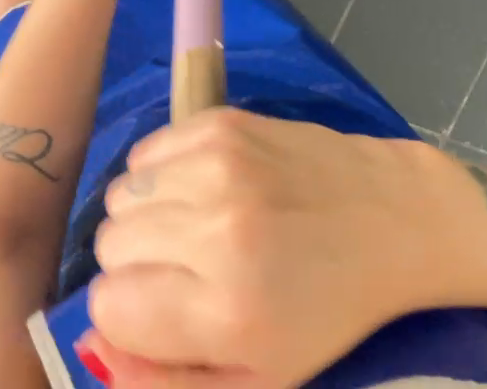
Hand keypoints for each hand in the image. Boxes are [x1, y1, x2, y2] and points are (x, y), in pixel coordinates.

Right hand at [82, 109, 446, 387]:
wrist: (393, 218)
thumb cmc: (328, 309)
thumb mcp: (261, 377)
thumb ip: (168, 379)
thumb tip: (93, 348)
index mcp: (229, 312)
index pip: (108, 305)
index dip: (128, 311)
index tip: (164, 305)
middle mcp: (216, 232)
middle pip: (110, 244)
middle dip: (137, 263)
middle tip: (189, 265)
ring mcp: (219, 167)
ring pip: (122, 194)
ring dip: (147, 215)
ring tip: (197, 224)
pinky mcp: (222, 123)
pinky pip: (146, 151)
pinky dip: (161, 172)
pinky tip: (203, 186)